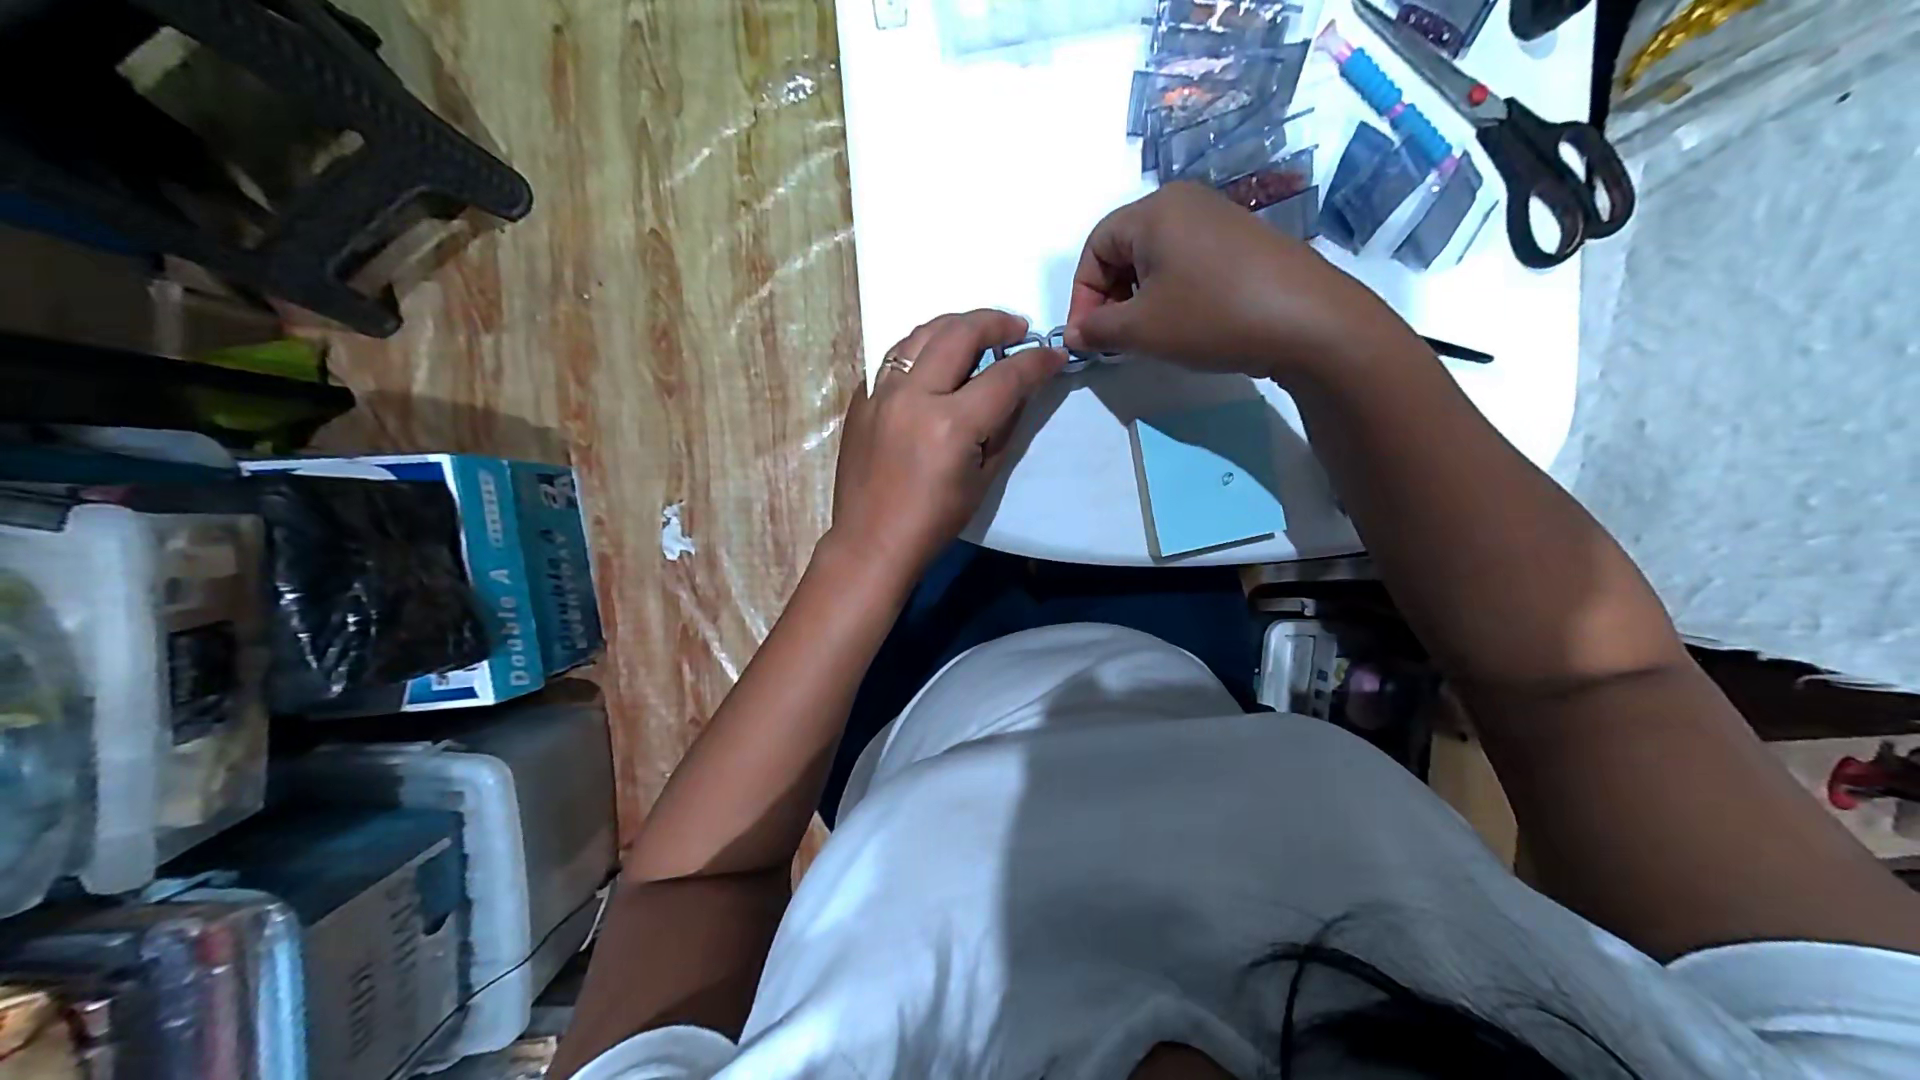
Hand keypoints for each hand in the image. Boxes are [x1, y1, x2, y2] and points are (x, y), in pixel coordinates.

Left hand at [826, 309, 1064, 581]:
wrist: (872, 541)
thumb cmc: (935, 521)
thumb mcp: (984, 477)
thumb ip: (1005, 425)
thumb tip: (1020, 387)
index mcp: (950, 424)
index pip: (1004, 375)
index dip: (1036, 361)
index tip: (1053, 355)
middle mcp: (913, 396)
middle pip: (959, 333)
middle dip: (994, 322)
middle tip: (1015, 328)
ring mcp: (881, 393)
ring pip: (920, 334)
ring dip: (955, 326)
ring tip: (976, 333)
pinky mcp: (862, 399)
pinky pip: (893, 356)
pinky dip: (921, 348)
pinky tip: (935, 360)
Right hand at [1064, 182, 1420, 382]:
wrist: (1309, 322)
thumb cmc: (1211, 316)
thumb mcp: (1140, 329)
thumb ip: (1097, 329)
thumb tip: (1075, 333)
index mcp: (1154, 210)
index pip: (1095, 247)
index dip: (1082, 295)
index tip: (1087, 336)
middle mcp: (1185, 203)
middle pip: (1125, 249)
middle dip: (1110, 298)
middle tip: (1115, 340)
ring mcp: (1219, 219)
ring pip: (1156, 259)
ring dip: (1139, 299)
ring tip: (1147, 337)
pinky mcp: (1243, 242)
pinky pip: (1188, 263)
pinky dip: (1171, 293)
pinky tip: (1183, 325)